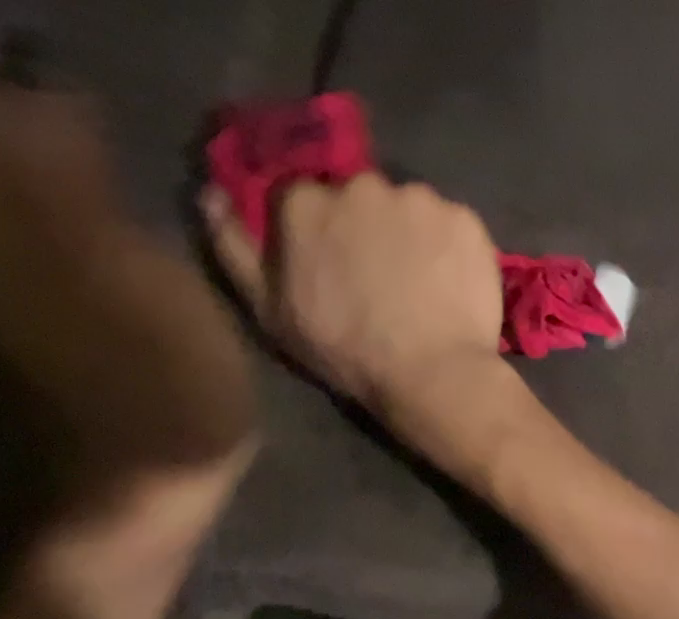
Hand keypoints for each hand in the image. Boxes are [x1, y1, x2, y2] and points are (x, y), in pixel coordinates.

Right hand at [202, 174, 508, 416]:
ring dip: (410, 234)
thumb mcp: (270, 311)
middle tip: (381, 278)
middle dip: (366, 228)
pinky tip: (449, 283)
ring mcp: (420, 199)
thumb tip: (211, 194)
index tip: (332, 267)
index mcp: (305, 202)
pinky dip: (449, 247)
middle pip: (359, 197)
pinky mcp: (467, 218)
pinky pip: (451, 225)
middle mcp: (362, 184)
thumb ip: (234, 248)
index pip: (303, 200)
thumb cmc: (346, 351)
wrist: (434, 374)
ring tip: (420, 283)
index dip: (318, 234)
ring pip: (409, 208)